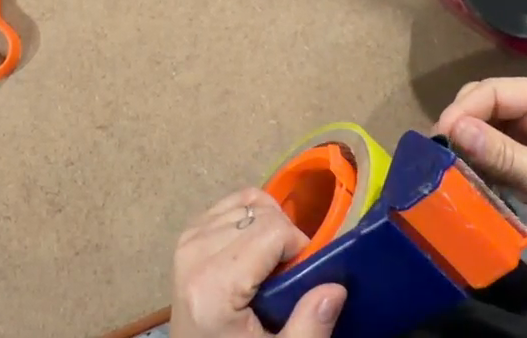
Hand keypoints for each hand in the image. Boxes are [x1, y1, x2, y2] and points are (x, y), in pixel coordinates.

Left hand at [169, 188, 346, 337]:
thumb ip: (308, 327)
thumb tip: (336, 287)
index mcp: (213, 285)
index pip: (273, 230)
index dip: (298, 248)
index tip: (301, 280)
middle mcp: (196, 252)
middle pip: (263, 213)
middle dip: (286, 237)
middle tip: (287, 276)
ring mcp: (190, 239)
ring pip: (251, 202)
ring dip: (270, 225)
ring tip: (270, 264)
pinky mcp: (190, 233)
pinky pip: (233, 201)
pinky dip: (253, 215)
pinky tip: (255, 246)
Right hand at [434, 79, 526, 337]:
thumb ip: (501, 153)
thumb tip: (451, 127)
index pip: (497, 90)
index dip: (464, 110)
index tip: (436, 139)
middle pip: (490, 105)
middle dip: (464, 125)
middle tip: (438, 157)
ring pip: (490, 132)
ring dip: (470, 148)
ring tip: (444, 169)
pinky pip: (500, 158)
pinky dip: (482, 167)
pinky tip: (466, 180)